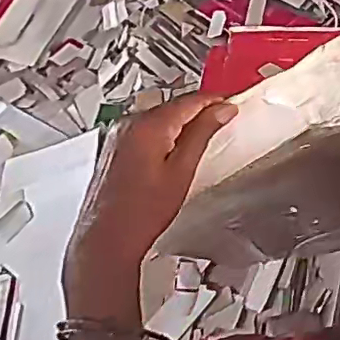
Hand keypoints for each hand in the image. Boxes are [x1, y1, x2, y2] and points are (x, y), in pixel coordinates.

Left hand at [66, 94, 234, 309]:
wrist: (107, 240)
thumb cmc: (141, 213)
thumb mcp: (183, 170)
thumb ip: (203, 134)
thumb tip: (221, 111)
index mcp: (148, 126)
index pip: (190, 100)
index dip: (216, 100)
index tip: (232, 103)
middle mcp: (129, 125)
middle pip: (174, 106)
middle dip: (201, 110)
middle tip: (225, 118)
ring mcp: (118, 136)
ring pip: (161, 117)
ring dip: (184, 122)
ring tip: (206, 134)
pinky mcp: (114, 148)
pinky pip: (147, 130)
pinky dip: (167, 133)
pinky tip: (178, 150)